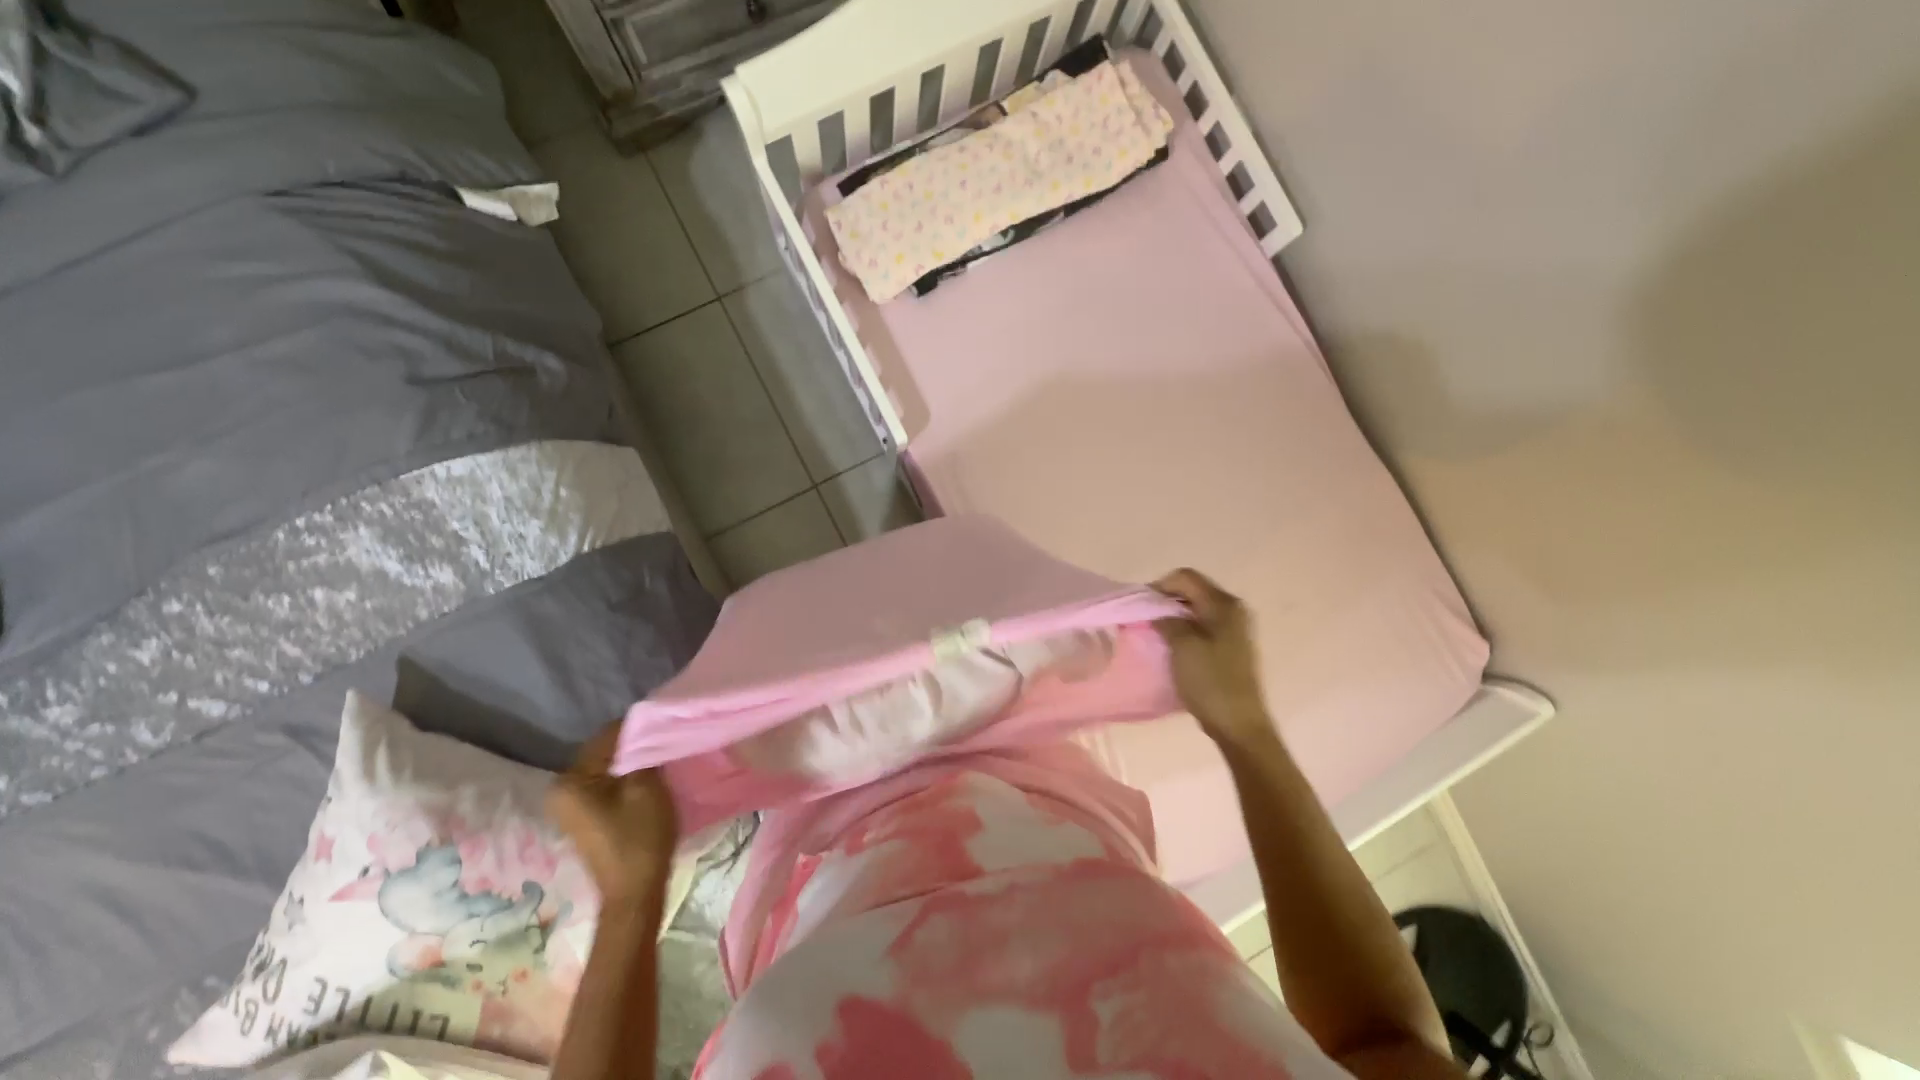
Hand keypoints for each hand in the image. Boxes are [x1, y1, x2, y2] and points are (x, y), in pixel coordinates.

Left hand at [547, 723, 678, 901]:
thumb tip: (643, 731)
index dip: (638, 730)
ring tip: (657, 765)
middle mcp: (559, 789)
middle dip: (632, 747)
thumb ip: (641, 752)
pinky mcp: (580, 818)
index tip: (665, 729)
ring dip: (629, 764)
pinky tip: (644, 785)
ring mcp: (567, 806)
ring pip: (603, 769)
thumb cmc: (640, 838)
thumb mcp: (647, 787)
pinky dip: (622, 781)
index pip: (606, 736)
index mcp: (570, 780)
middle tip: (663, 747)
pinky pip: (601, 786)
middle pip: (602, 752)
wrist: (634, 894)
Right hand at [1152, 568, 1277, 751]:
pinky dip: (1185, 629)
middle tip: (1144, 619)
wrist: (1238, 723)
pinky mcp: (1231, 646)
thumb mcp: (1182, 646)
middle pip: (1192, 590)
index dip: (1159, 586)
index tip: (1140, 607)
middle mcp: (1233, 609)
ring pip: (1196, 609)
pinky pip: (1202, 626)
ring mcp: (1234, 628)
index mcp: (1224, 604)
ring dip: (1174, 616)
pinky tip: (1172, 646)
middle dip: (1166, 601)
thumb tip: (1157, 612)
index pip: (1185, 578)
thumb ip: (1167, 621)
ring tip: (1154, 633)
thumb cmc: (1210, 682)